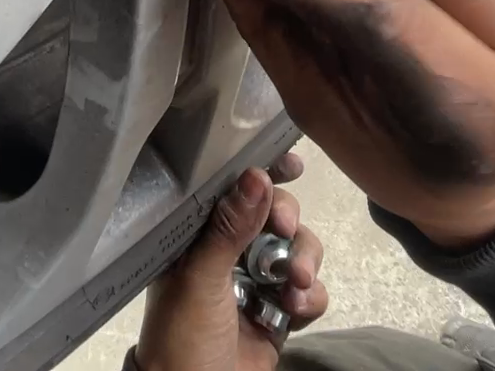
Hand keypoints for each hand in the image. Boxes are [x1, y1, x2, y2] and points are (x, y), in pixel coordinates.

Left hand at [133, 155, 327, 370]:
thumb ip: (230, 228)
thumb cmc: (184, 334)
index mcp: (199, 234)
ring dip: (302, 258)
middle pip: (272, 213)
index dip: (262, 172)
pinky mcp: (278, 314)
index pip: (231, 189)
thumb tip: (257, 174)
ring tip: (294, 282)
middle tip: (286, 229)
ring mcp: (255, 281)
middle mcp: (229, 250)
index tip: (292, 161)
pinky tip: (297, 308)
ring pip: (295, 248)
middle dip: (286, 217)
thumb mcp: (201, 278)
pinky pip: (307, 290)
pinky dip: (310, 295)